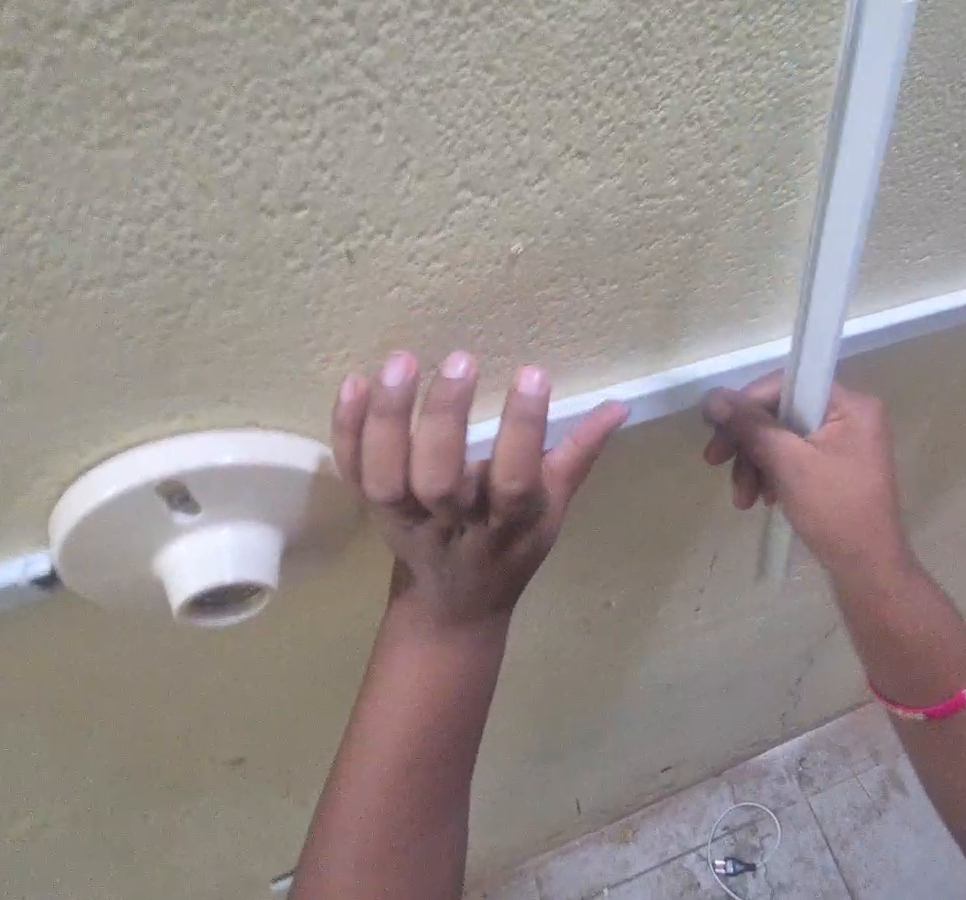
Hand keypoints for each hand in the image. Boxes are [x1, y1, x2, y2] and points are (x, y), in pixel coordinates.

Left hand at [332, 350, 628, 628]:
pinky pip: (350, 473)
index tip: (533, 373)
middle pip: (437, 479)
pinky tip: (353, 381)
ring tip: (402, 362)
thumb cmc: (512, 548)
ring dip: (388, 419)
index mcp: (506, 524)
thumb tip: (620, 405)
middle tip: (461, 361)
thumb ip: (580, 454)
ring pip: (385, 476)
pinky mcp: (370, 512)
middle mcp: (452, 524)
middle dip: (445, 419)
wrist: (452, 605)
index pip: (514, 479)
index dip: (523, 429)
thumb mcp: (554, 509)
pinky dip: (346, 430)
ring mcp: (404, 521)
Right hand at [701, 373, 912, 578]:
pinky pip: (793, 456)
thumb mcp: (789, 464)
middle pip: (781, 411)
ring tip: (743, 499)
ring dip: (755, 464)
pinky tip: (762, 500)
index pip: (787, 384)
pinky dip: (772, 474)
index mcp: (851, 405)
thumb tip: (713, 397)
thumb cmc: (835, 511)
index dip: (746, 403)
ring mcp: (843, 442)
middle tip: (714, 461)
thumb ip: (751, 426)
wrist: (868, 570)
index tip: (715, 426)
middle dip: (747, 442)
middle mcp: (850, 415)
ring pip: (782, 437)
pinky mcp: (834, 466)